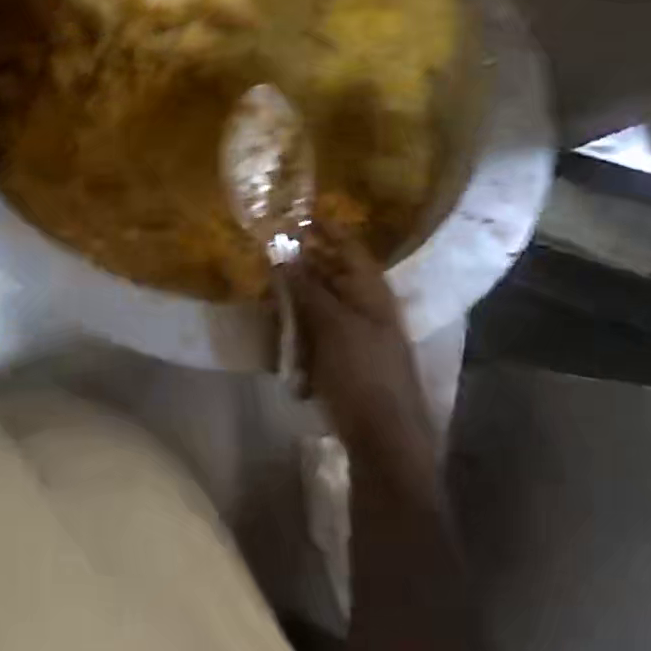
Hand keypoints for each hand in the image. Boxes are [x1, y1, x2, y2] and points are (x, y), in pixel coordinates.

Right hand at [288, 221, 431, 445]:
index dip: (327, 229)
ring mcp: (354, 333)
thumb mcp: (333, 325)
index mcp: (372, 292)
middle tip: (270, 247)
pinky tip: (277, 323)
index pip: (349, 247)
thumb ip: (308, 289)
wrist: (383, 436)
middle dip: (304, 259)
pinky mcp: (341, 357)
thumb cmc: (363, 372)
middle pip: (333, 272)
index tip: (297, 213)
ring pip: (321, 300)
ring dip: (296, 291)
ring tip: (267, 282)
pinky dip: (298, 321)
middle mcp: (365, 306)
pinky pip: (316, 328)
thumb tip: (283, 256)